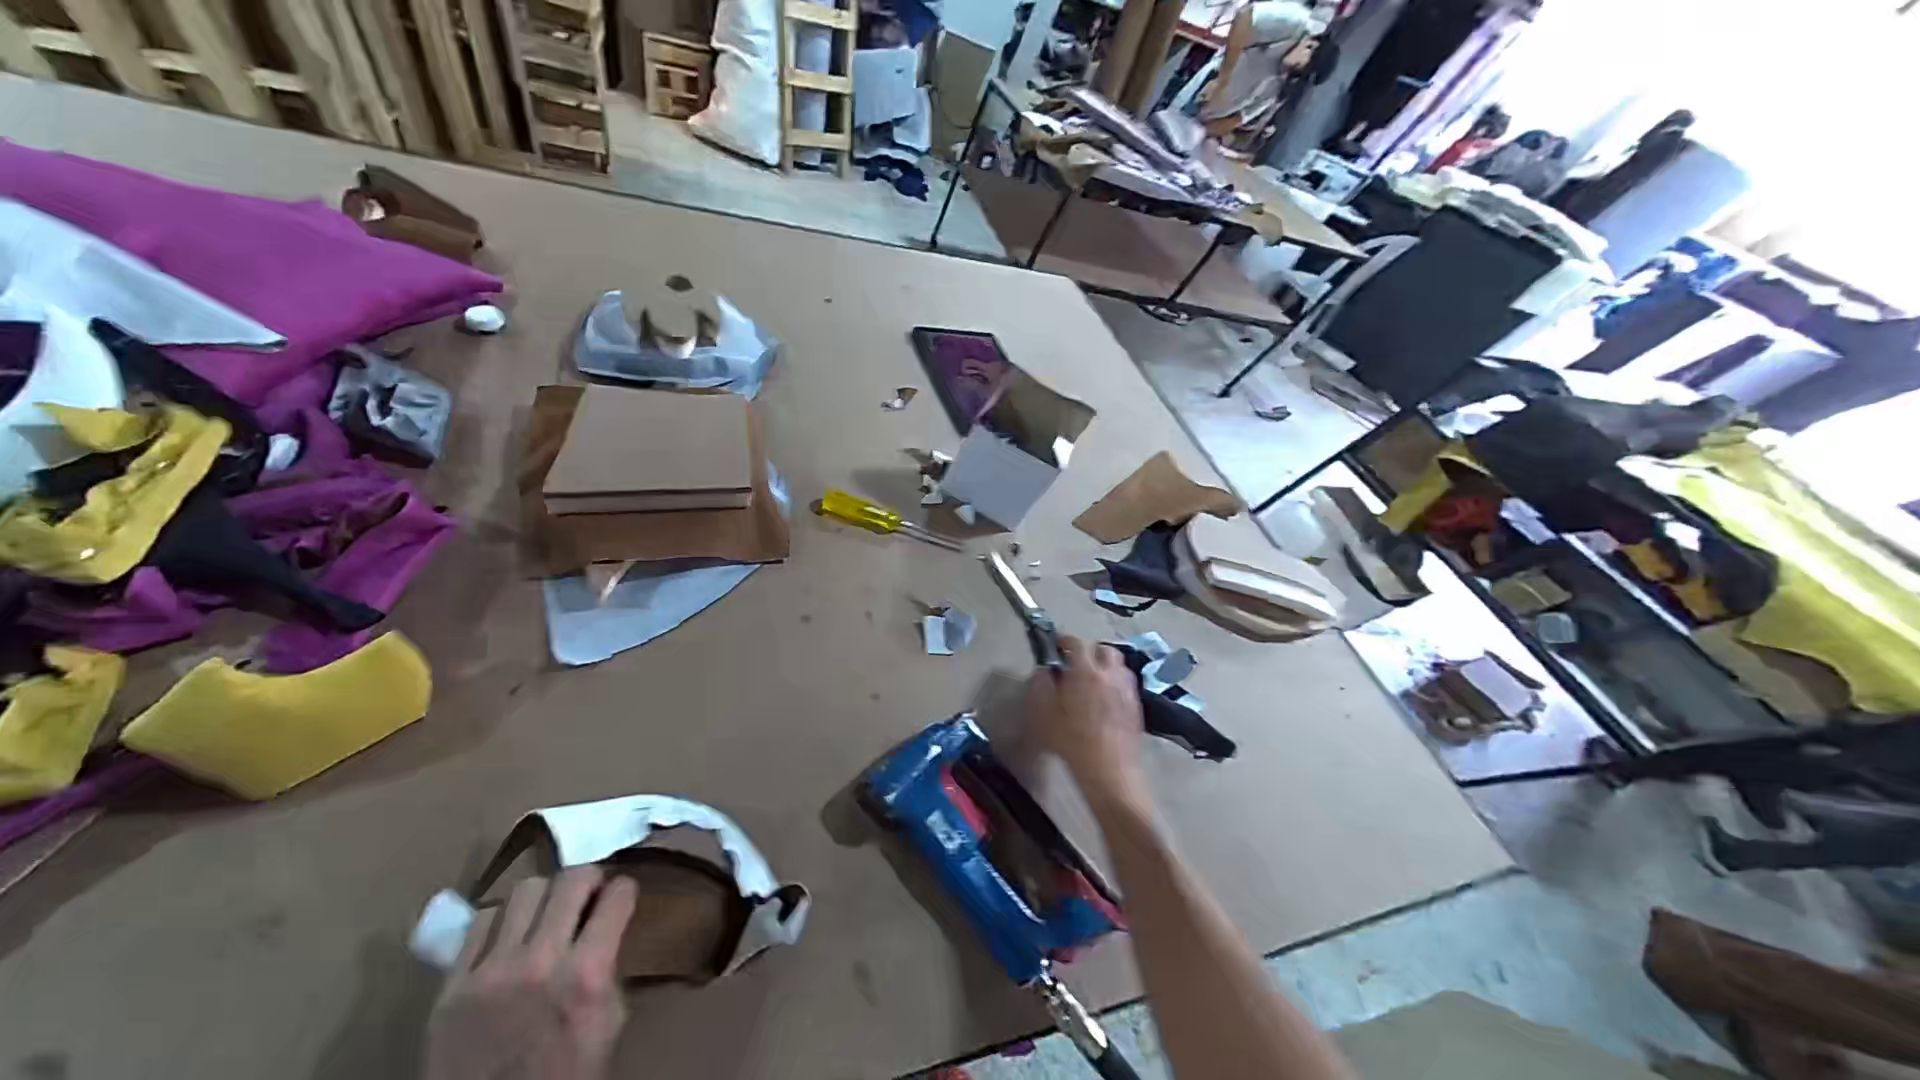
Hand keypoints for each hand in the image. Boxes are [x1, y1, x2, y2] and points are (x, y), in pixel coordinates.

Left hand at [423, 867, 638, 1079]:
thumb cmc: (565, 1076)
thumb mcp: (608, 1023)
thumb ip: (608, 968)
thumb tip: (605, 928)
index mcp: (587, 976)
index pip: (618, 895)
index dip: (625, 890)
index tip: (621, 897)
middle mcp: (541, 962)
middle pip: (572, 879)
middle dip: (589, 880)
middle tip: (588, 896)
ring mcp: (491, 973)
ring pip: (525, 890)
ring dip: (545, 897)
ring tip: (546, 916)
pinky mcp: (452, 987)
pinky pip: (481, 922)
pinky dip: (503, 921)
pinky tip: (509, 939)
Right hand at [1024, 636, 1147, 804]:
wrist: (1109, 770)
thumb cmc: (1072, 741)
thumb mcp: (1044, 714)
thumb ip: (1041, 686)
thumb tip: (1043, 671)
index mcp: (1086, 671)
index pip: (1077, 643)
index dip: (1065, 641)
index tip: (1056, 646)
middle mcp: (1110, 674)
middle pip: (1104, 649)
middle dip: (1090, 651)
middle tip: (1076, 663)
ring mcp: (1127, 689)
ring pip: (1118, 665)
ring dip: (1105, 666)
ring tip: (1093, 679)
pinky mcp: (1137, 705)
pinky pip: (1126, 683)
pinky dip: (1115, 682)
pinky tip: (1106, 698)